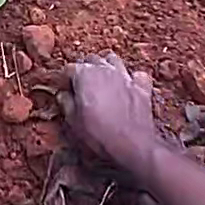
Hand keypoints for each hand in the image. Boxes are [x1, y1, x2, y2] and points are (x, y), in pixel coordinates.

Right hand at [65, 52, 165, 175]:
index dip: (66, 79)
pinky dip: (133, 78)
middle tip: (82, 86)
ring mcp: (125, 76)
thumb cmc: (100, 134)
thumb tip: (62, 95)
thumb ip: (66, 103)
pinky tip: (128, 87)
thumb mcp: (74, 121)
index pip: (70, 68)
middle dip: (85, 69)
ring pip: (113, 60)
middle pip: (91, 59)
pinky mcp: (141, 87)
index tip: (66, 90)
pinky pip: (137, 75)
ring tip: (103, 81)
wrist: (132, 146)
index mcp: (85, 74)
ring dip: (106, 67)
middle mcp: (105, 69)